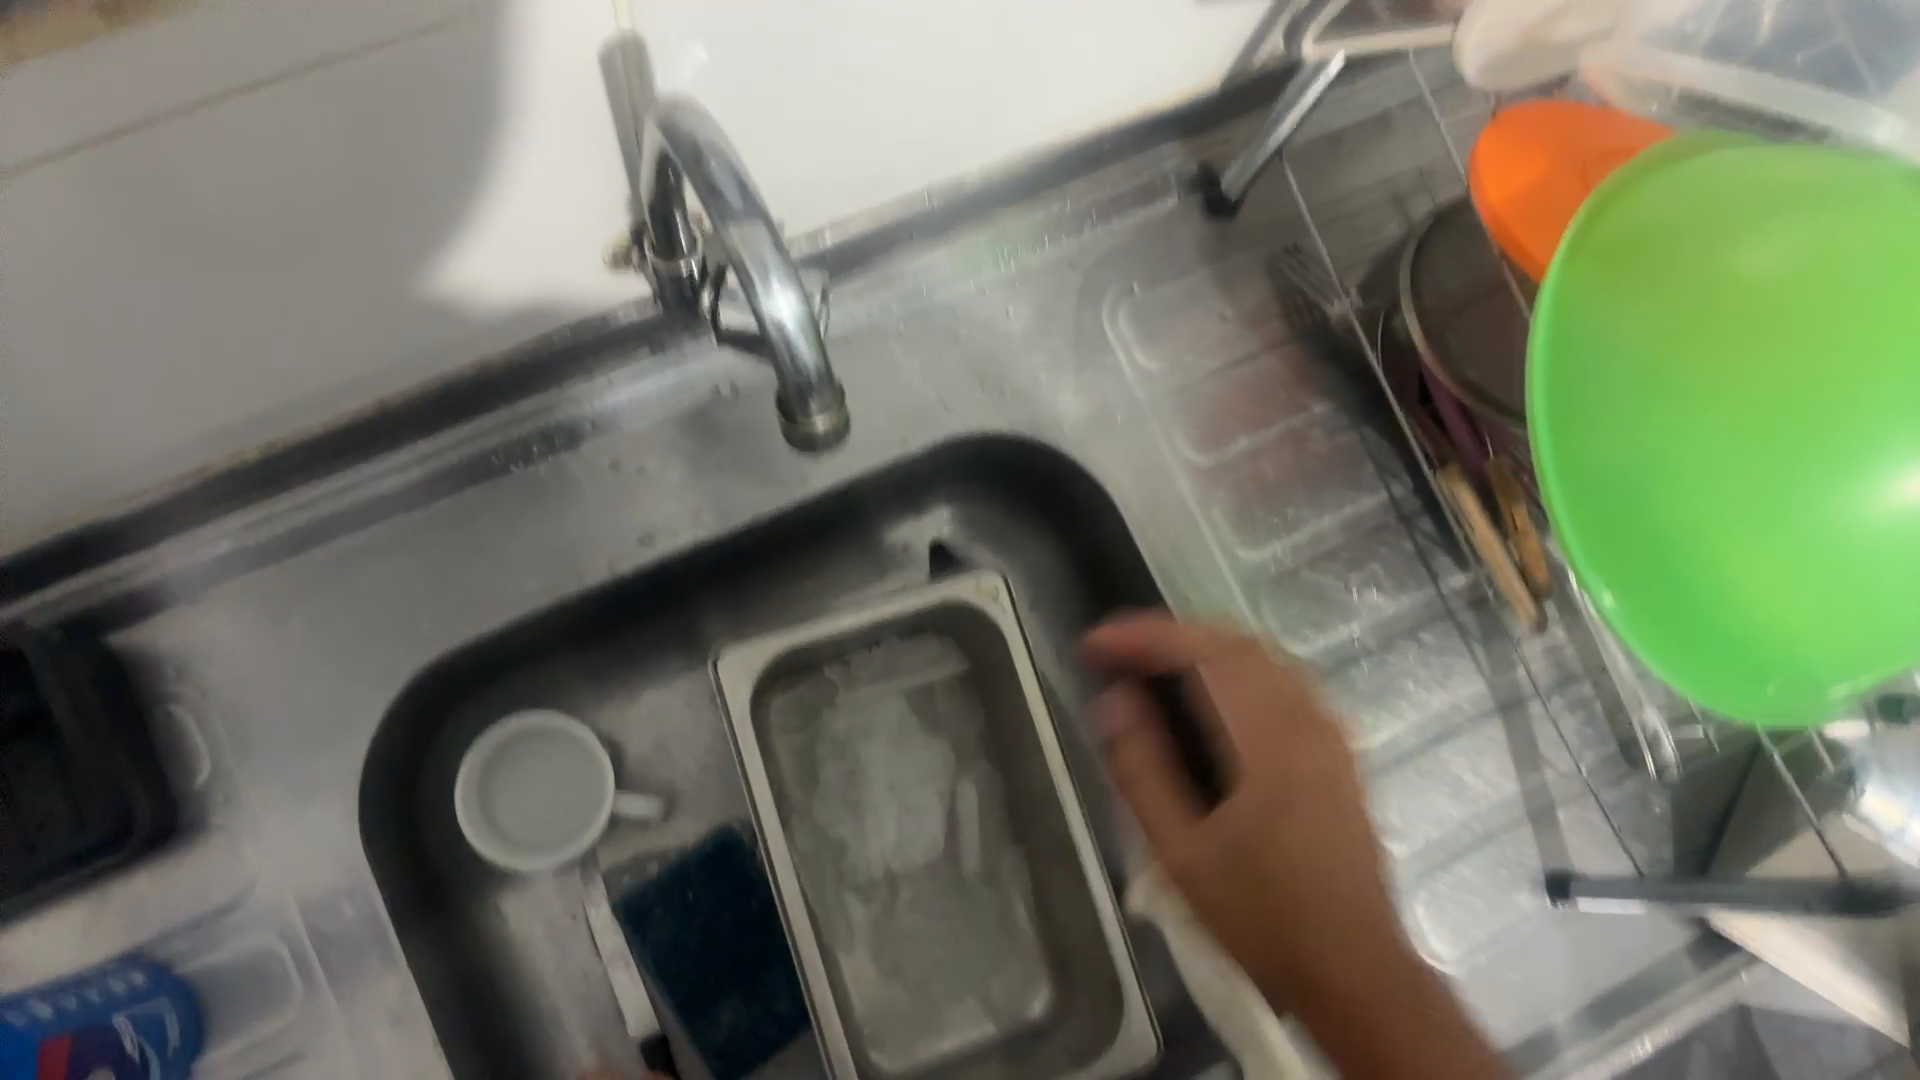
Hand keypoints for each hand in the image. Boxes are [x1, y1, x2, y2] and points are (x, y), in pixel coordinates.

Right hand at [1083, 612, 1509, 1078]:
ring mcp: (1330, 733)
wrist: (1354, 969)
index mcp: (1270, 738)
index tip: (1095, 643)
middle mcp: (1308, 719)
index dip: (1143, 637)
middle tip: (1119, 651)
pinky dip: (1236, 672)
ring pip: (1263, 659)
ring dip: (1204, 649)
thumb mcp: (1181, 850)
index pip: (1202, 654)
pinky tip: (1211, 699)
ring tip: (1154, 666)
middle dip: (1170, 636)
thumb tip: (1113, 702)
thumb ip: (1142, 769)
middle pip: (1235, 643)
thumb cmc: (1261, 913)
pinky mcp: (1340, 751)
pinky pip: (1283, 683)